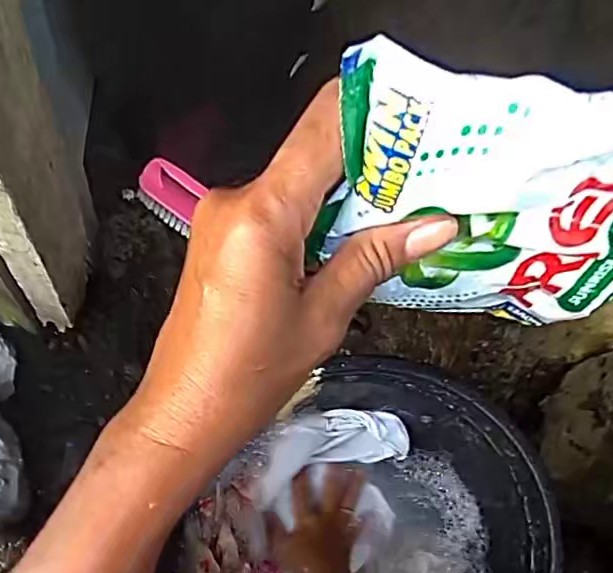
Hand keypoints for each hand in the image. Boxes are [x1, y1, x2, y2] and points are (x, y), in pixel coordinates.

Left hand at [124, 82, 457, 473]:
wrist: (183, 417)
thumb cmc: (236, 383)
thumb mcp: (319, 322)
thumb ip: (374, 259)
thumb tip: (430, 226)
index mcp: (261, 217)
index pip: (330, 121)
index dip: (384, 115)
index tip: (425, 132)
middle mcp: (232, 206)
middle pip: (315, 152)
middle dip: (372, 170)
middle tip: (421, 196)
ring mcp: (219, 223)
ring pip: (295, 184)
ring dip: (342, 204)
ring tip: (385, 234)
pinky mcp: (216, 243)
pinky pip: (273, 212)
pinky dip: (310, 224)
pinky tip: (338, 253)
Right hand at [268, 466, 366, 572]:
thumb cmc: (301, 564)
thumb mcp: (279, 547)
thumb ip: (273, 527)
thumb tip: (265, 509)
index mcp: (306, 519)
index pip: (300, 495)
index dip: (299, 479)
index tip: (301, 463)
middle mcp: (325, 519)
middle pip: (330, 493)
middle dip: (333, 475)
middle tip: (339, 458)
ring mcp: (340, 528)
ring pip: (348, 504)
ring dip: (355, 488)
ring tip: (361, 472)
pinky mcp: (349, 540)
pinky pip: (359, 528)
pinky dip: (366, 521)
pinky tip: (372, 513)